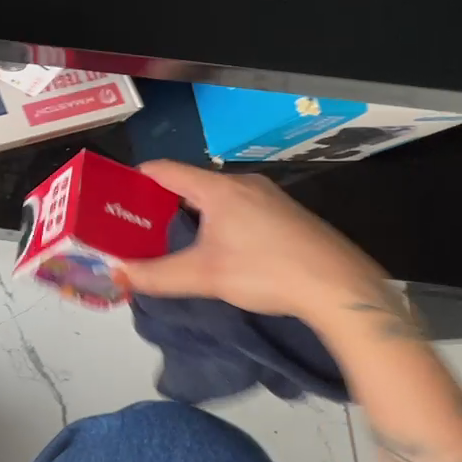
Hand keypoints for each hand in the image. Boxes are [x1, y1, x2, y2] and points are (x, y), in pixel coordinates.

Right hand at [116, 161, 389, 324]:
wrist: (344, 291)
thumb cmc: (267, 272)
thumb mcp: (205, 276)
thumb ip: (157, 275)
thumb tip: (118, 275)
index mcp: (218, 188)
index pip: (164, 170)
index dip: (137, 179)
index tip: (118, 196)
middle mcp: (243, 184)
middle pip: (192, 184)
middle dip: (164, 202)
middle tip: (144, 224)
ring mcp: (271, 198)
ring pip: (220, 198)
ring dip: (196, 213)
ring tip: (180, 238)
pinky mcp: (291, 216)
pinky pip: (244, 209)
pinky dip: (225, 221)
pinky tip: (226, 249)